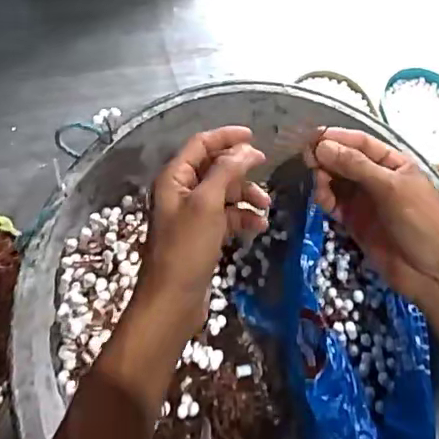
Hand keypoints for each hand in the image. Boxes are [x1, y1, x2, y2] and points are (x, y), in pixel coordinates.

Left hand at [139, 127, 269, 334]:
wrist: (172, 302)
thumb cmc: (186, 249)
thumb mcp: (208, 204)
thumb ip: (226, 171)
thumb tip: (247, 149)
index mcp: (175, 178)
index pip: (201, 144)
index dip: (226, 137)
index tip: (253, 137)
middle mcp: (181, 191)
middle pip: (214, 167)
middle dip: (240, 169)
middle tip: (264, 169)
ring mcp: (191, 214)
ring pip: (224, 192)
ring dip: (246, 195)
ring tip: (266, 206)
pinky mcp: (202, 235)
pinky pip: (226, 216)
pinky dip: (242, 217)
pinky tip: (259, 227)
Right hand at [305, 127, 438, 301]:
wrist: (432, 274)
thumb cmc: (421, 223)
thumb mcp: (391, 188)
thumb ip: (356, 166)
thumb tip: (323, 146)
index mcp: (394, 163)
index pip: (361, 143)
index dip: (337, 138)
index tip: (314, 137)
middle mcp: (377, 177)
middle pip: (345, 159)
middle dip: (326, 156)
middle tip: (308, 158)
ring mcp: (365, 199)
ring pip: (336, 180)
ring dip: (323, 177)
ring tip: (319, 183)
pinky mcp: (354, 220)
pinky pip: (334, 202)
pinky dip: (325, 198)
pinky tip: (322, 199)